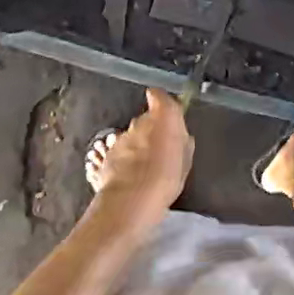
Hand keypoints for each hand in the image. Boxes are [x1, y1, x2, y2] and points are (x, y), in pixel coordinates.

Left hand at [85, 89, 193, 226]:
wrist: (131, 199)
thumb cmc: (165, 178)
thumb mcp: (185, 161)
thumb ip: (183, 143)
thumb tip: (182, 136)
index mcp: (163, 118)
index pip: (158, 95)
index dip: (161, 100)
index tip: (167, 111)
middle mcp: (141, 121)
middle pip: (147, 118)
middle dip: (154, 129)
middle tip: (162, 149)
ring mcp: (122, 136)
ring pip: (133, 135)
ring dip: (139, 144)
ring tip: (147, 166)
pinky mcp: (109, 152)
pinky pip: (122, 149)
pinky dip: (127, 157)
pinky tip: (132, 175)